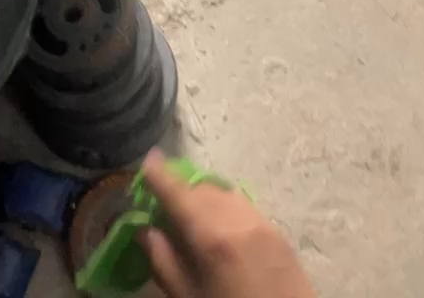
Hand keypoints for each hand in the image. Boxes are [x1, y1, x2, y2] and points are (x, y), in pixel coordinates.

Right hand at [141, 152, 314, 297]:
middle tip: (165, 207)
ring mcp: (261, 221)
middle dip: (181, 191)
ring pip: (223, 192)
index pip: (178, 192)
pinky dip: (225, 207)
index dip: (160, 175)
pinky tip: (220, 229)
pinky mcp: (277, 230)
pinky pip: (242, 205)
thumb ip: (164, 262)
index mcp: (212, 236)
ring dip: (203, 198)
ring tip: (193, 220)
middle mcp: (237, 218)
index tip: (148, 161)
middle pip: (201, 188)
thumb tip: (146, 230)